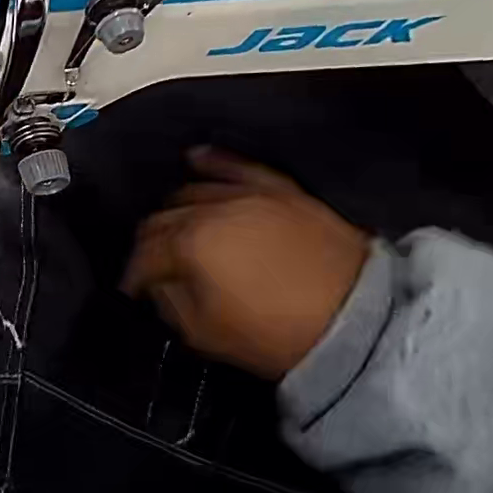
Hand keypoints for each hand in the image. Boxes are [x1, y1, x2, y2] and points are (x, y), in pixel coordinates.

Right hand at [121, 148, 369, 381]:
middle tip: (147, 265)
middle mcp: (211, 209)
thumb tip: (156, 284)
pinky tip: (195, 158)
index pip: (143, 254)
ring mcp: (248, 196)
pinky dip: (214, 161)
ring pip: (192, 192)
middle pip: (161, 220)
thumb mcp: (205, 333)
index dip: (132, 275)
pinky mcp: (281, 191)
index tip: (130, 291)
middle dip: (147, 243)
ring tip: (170, 227)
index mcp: (189, 244)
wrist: (362, 324)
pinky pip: (240, 167)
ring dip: (173, 209)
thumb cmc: (276, 334)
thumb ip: (168, 302)